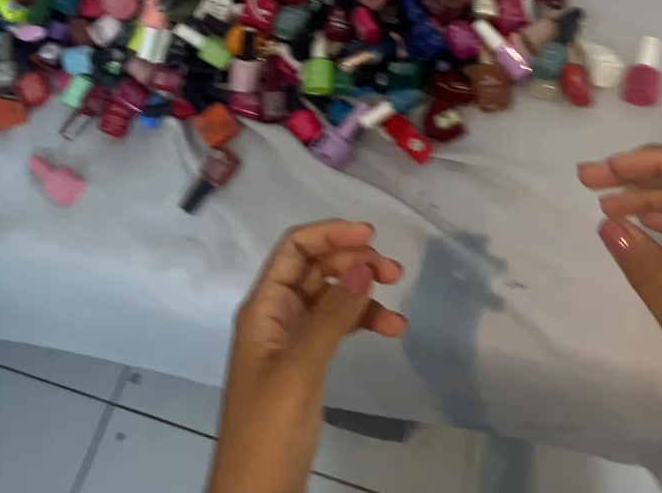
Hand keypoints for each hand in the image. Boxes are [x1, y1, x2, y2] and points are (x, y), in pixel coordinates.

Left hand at [208, 220, 406, 492]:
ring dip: (363, 292)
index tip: (371, 234)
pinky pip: (337, 326)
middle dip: (353, 260)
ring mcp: (291, 339)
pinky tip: (391, 329)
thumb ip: (332, 315)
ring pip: (331, 296)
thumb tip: (364, 266)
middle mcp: (275, 314)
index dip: (330, 233)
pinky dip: (362, 322)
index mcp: (263, 306)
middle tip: (395, 271)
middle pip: (315, 267)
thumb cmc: (268, 427)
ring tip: (398, 299)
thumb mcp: (301, 367)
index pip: (295, 249)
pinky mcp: (306, 363)